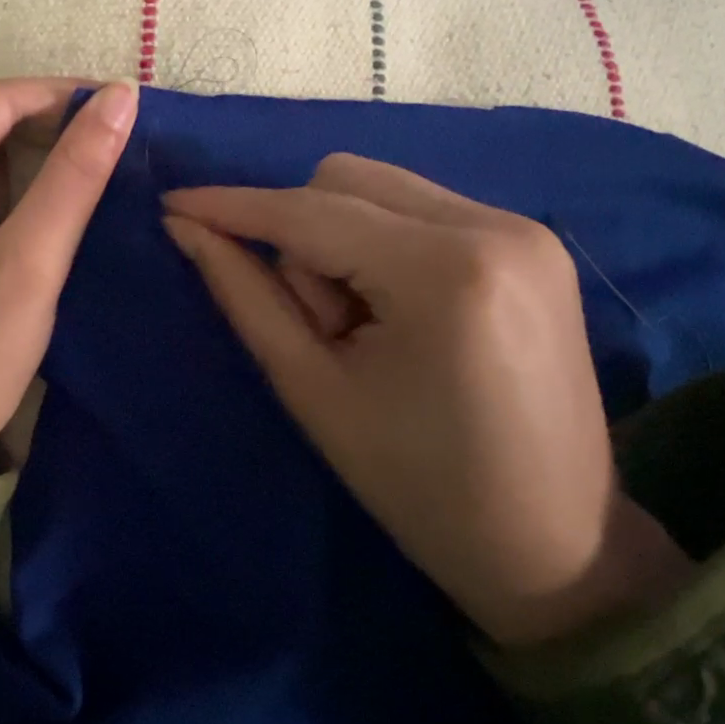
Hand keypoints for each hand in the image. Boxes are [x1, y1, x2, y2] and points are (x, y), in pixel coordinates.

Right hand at [163, 155, 691, 646]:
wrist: (554, 544)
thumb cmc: (417, 484)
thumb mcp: (311, 388)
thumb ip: (244, 293)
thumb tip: (185, 227)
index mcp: (445, 271)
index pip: (309, 212)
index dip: (232, 206)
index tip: (170, 203)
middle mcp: (495, 225)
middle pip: (344, 179)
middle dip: (301, 236)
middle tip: (318, 324)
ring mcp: (526, 228)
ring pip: (380, 187)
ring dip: (340, 238)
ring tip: (361, 324)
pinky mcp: (535, 243)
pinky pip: (421, 208)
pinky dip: (382, 242)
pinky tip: (398, 311)